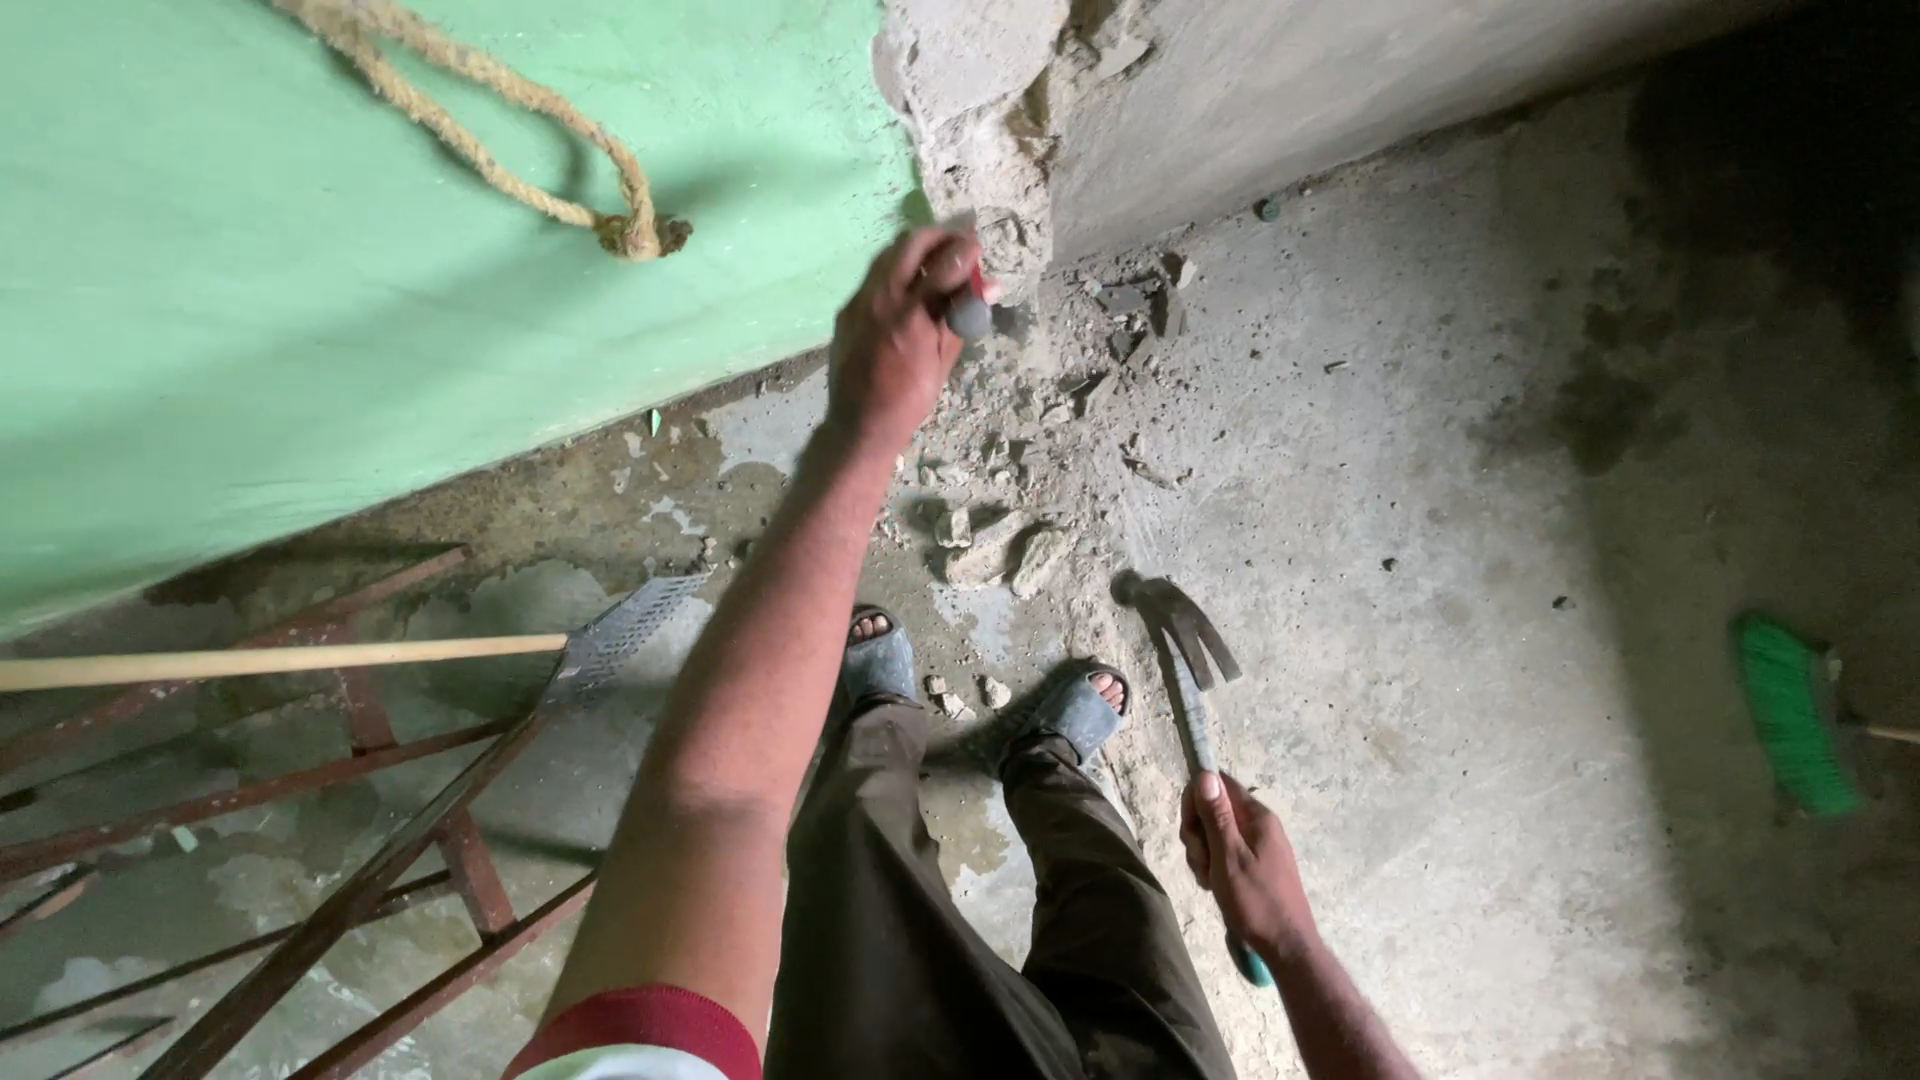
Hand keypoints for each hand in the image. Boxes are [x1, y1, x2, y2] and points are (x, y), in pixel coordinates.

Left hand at [824, 227, 982, 454]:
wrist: (860, 423)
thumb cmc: (909, 399)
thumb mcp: (943, 360)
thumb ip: (961, 318)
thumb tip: (989, 286)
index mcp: (911, 316)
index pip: (943, 265)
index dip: (964, 250)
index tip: (977, 245)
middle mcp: (881, 299)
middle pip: (910, 244)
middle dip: (938, 236)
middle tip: (958, 242)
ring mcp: (859, 301)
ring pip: (888, 256)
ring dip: (915, 250)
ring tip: (936, 260)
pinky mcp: (847, 310)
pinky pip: (874, 278)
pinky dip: (896, 272)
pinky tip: (909, 286)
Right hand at [1181, 771, 1319, 963]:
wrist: (1286, 947)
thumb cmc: (1256, 901)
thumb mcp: (1228, 856)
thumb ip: (1216, 814)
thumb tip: (1205, 773)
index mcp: (1256, 816)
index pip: (1217, 782)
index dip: (1196, 799)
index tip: (1190, 828)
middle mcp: (1258, 823)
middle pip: (1213, 807)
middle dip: (1197, 831)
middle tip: (1201, 860)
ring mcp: (1258, 843)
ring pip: (1214, 830)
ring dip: (1202, 852)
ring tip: (1208, 878)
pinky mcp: (1255, 862)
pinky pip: (1224, 849)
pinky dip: (1213, 863)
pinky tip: (1214, 884)